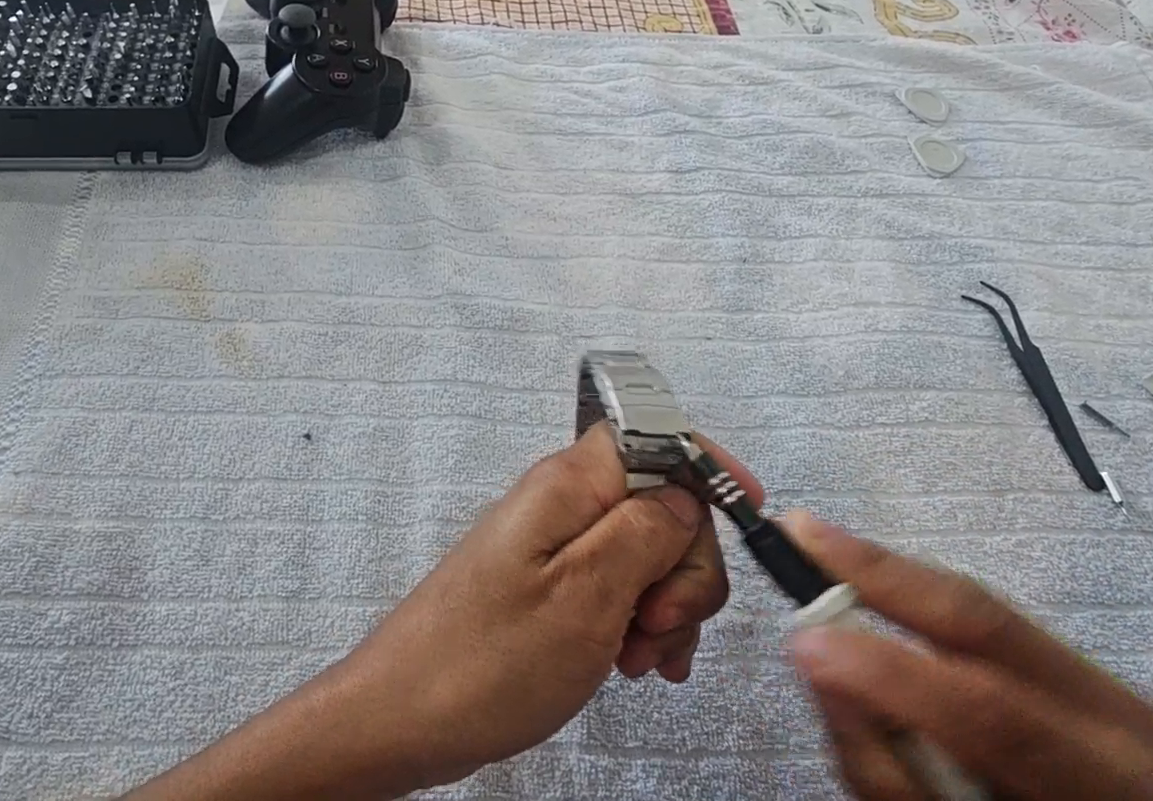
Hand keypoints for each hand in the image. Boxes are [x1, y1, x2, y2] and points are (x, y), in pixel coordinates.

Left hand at [125, 425, 760, 800]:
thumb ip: (646, 533)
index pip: (654, 436)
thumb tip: (687, 499)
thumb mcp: (587, 597)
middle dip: (685, 565)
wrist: (405, 716)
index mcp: (568, 485)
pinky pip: (616, 584)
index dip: (706, 467)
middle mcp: (562, 503)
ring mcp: (555, 544)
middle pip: (661, 502)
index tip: (747, 511)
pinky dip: (639, 620)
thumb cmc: (485, 663)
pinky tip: (633, 659)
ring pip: (645, 550)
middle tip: (659, 624)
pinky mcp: (549, 582)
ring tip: (641, 657)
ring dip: (665, 603)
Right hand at [781, 511, 1152, 800]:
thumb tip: (814, 658)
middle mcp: (1118, 718)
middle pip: (982, 621)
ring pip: (973, 604)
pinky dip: (910, 592)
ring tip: (816, 543)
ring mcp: (1102, 683)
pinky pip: (974, 612)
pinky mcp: (1074, 663)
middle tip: (799, 532)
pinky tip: (864, 572)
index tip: (806, 639)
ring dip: (885, 574)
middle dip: (877, 573)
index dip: (891, 672)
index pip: (990, 712)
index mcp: (1098, 781)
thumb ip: (882, 766)